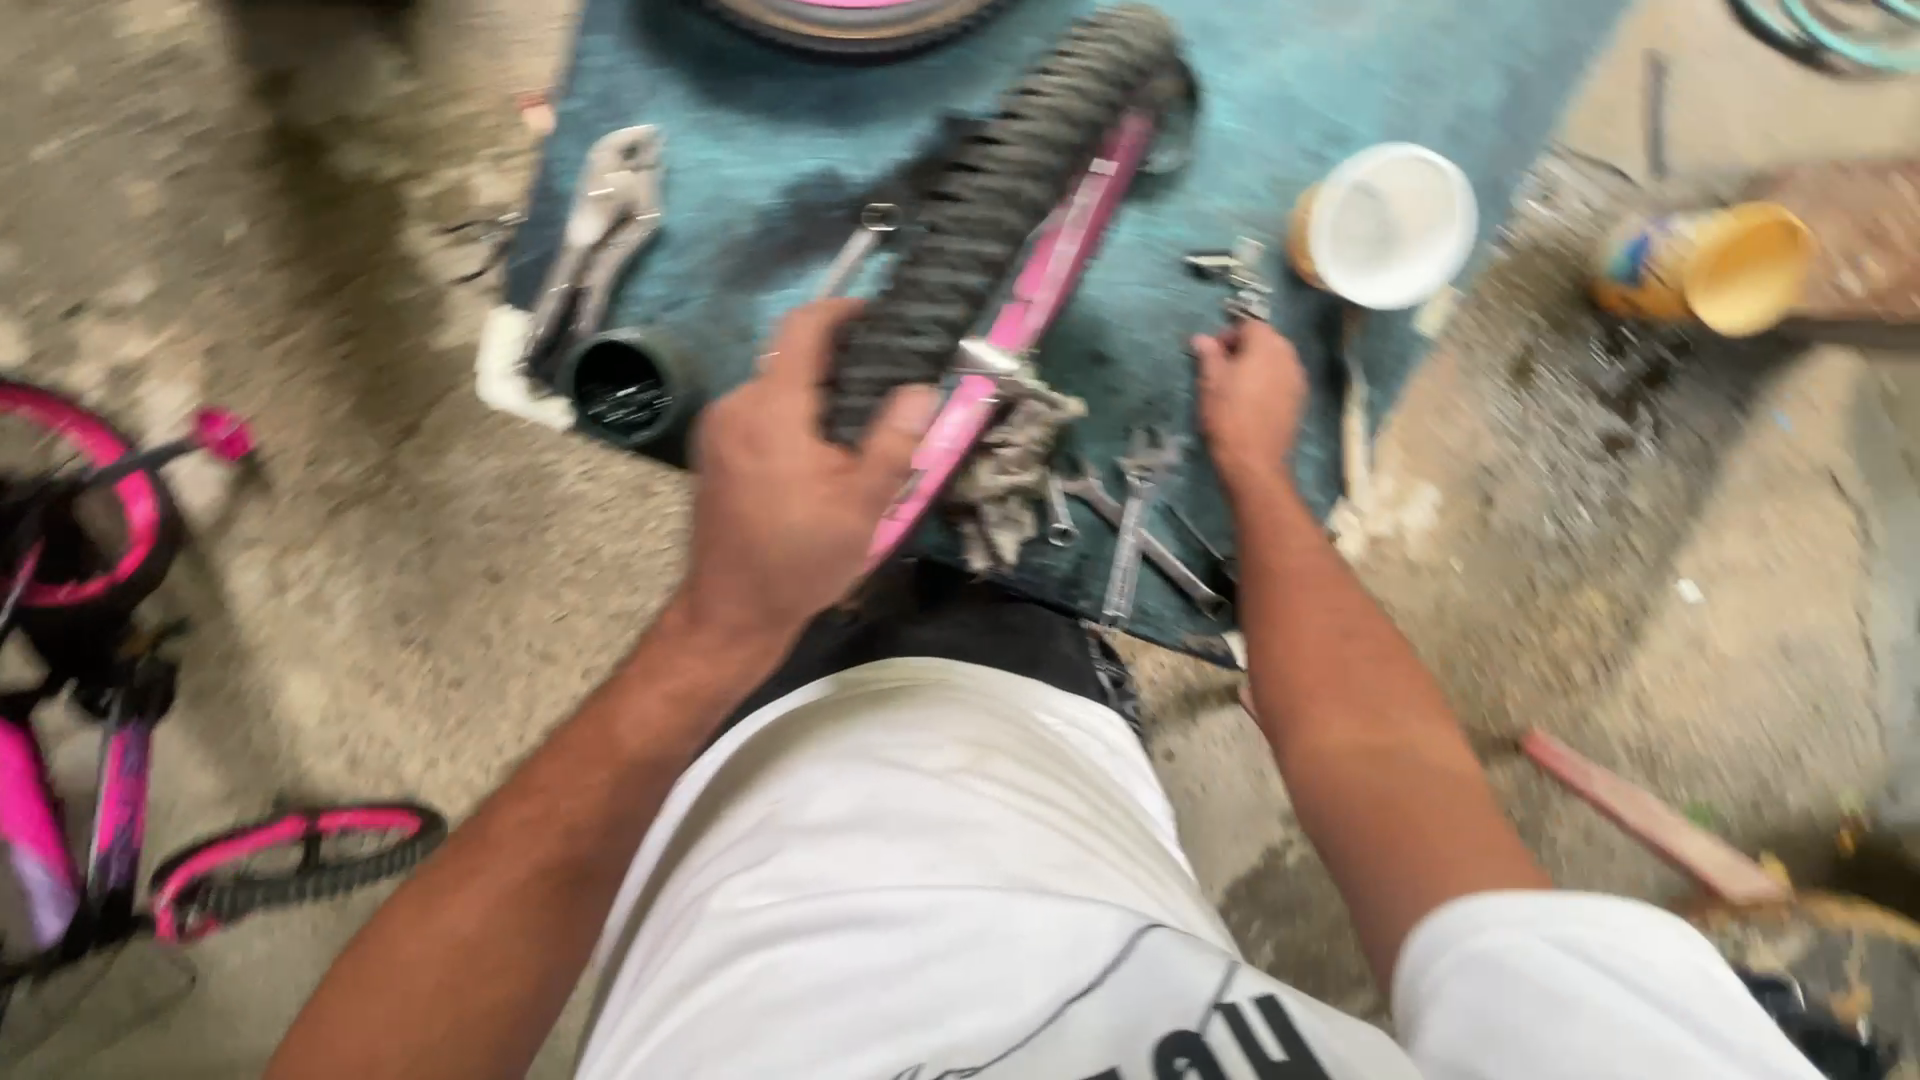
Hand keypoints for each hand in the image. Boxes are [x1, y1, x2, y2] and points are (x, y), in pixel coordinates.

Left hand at [676, 299, 938, 646]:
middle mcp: (735, 407)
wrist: (731, 612)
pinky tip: (822, 454)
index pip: (804, 329)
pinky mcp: (714, 450)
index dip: (843, 310)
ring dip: (819, 397)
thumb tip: (921, 390)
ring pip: (777, 389)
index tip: (881, 317)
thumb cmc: (799, 562)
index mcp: (770, 412)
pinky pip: (760, 413)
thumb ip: (892, 444)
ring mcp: (718, 428)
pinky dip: (794, 418)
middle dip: (842, 367)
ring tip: (862, 431)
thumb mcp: (861, 508)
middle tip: (889, 393)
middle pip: (793, 361)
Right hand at [1191, 320, 1307, 498]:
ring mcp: (1298, 378)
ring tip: (1236, 387)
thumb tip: (1202, 338)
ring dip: (1257, 366)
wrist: (1253, 459)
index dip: (1227, 336)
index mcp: (1267, 344)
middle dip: (1244, 349)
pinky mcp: (1300, 399)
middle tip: (1222, 369)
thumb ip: (1208, 354)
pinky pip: (1282, 380)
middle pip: (1266, 341)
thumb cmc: (1227, 415)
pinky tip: (1252, 401)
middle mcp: (1288, 355)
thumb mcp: (1210, 381)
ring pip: (1275, 361)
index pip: (1248, 325)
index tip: (1211, 355)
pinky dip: (1268, 382)